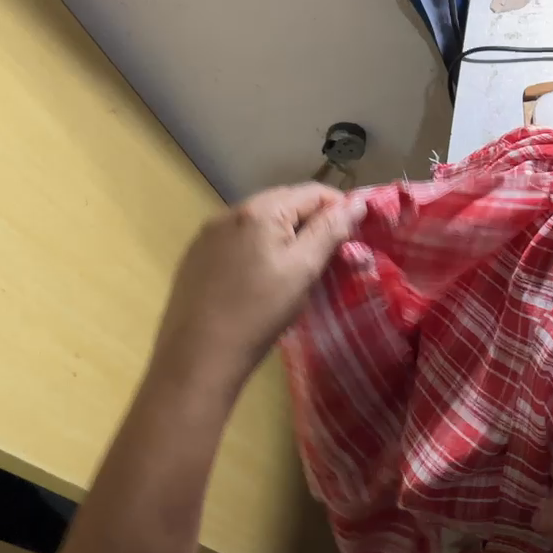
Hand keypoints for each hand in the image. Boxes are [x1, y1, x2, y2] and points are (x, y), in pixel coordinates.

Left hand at [148, 183, 363, 401]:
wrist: (196, 360)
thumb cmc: (259, 313)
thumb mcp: (304, 270)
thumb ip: (331, 230)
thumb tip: (357, 202)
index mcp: (261, 210)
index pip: (313, 192)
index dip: (338, 210)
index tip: (349, 239)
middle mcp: (231, 211)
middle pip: (285, 202)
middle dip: (310, 221)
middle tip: (324, 257)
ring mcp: (208, 234)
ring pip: (260, 221)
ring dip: (283, 234)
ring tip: (293, 269)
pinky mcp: (195, 256)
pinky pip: (237, 238)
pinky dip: (256, 247)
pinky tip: (257, 278)